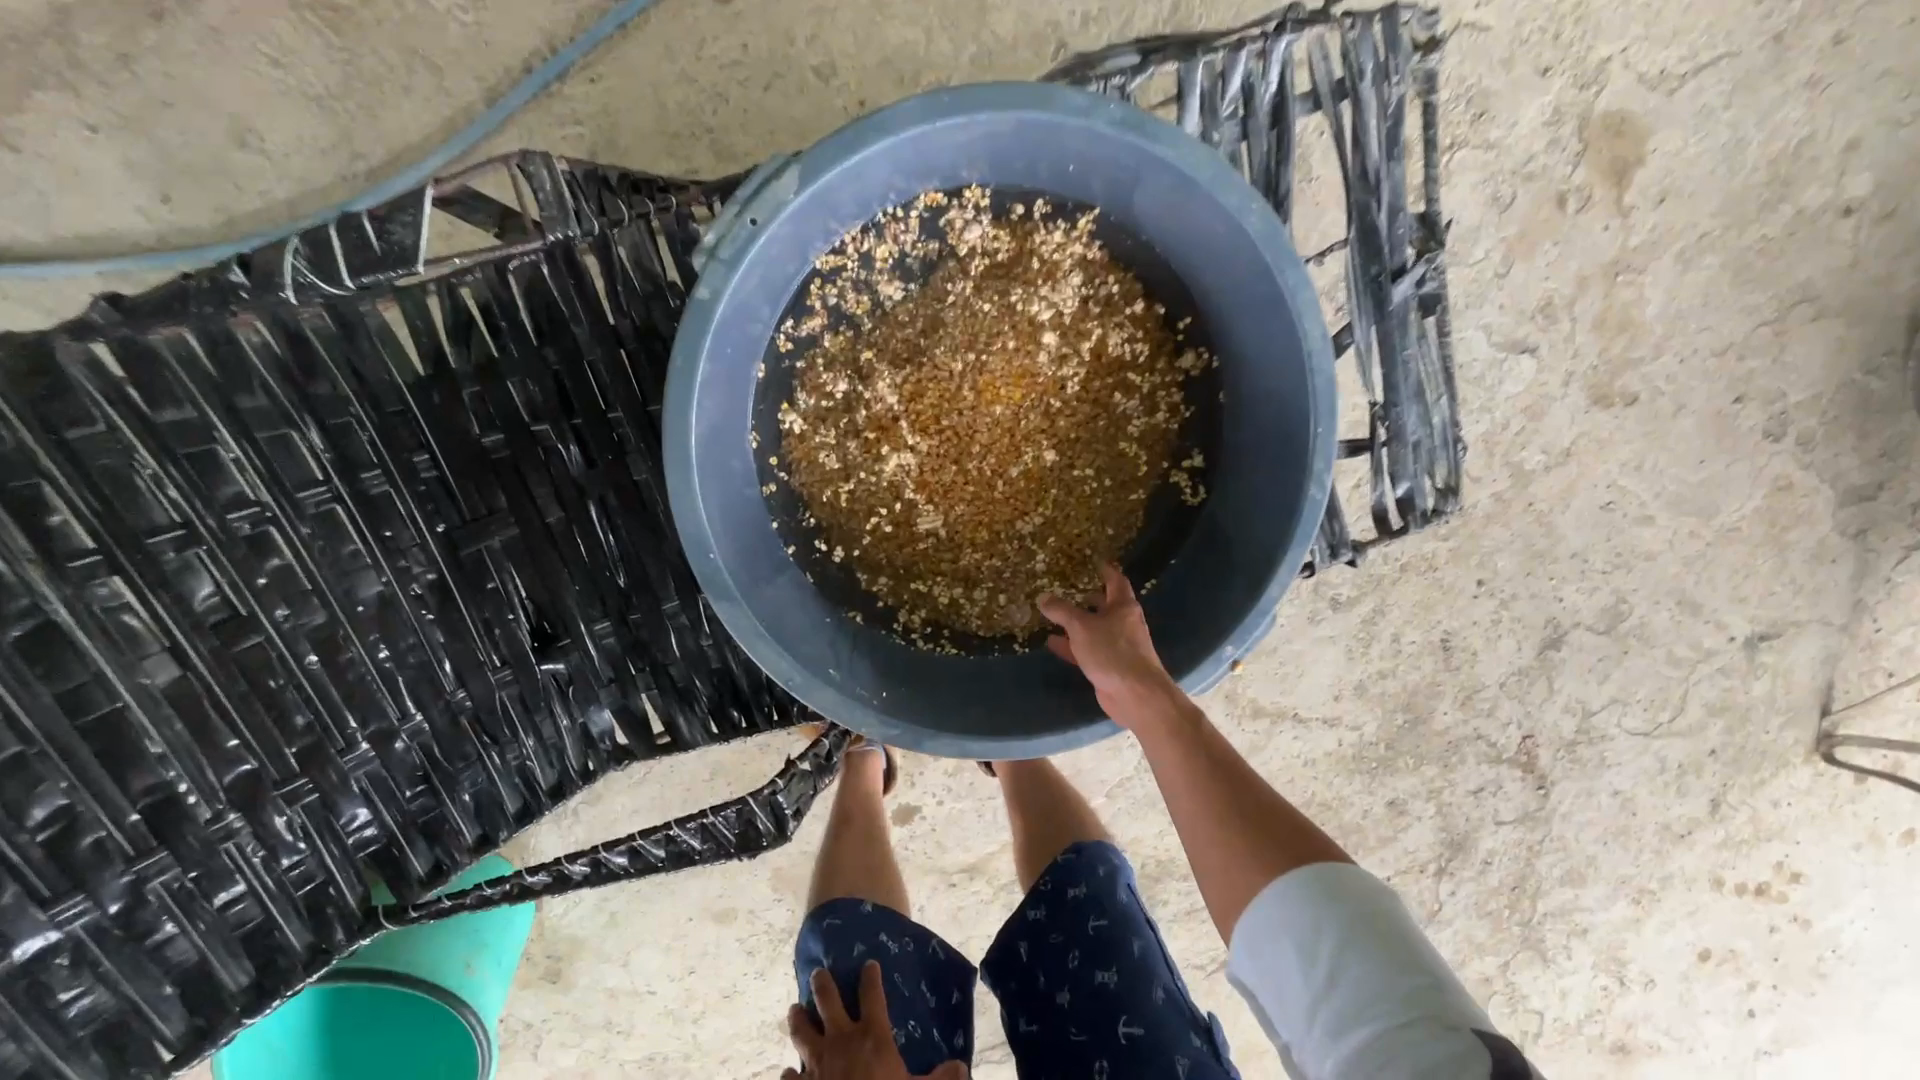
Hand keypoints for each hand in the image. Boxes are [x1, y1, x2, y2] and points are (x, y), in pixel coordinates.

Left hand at [782, 962, 966, 1079]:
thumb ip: (942, 1079)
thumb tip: (962, 1068)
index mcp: (872, 1037)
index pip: (872, 996)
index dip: (870, 977)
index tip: (869, 963)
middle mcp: (841, 1041)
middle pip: (826, 1002)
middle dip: (822, 984)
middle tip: (819, 972)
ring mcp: (817, 1063)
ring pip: (801, 1031)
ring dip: (797, 1018)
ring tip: (794, 1009)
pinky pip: (792, 1076)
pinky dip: (790, 1073)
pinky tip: (789, 1072)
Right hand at [1037, 564, 1183, 725]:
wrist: (1135, 694)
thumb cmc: (1112, 652)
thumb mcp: (1082, 627)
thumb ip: (1062, 611)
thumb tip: (1043, 596)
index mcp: (1124, 607)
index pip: (1116, 581)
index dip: (1106, 570)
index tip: (1095, 562)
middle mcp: (1123, 624)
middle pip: (1106, 605)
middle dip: (1089, 598)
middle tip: (1070, 588)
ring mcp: (1118, 646)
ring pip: (1095, 629)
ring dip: (1077, 623)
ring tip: (1055, 614)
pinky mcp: (1109, 666)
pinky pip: (1087, 650)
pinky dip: (1071, 646)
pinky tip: (1052, 642)